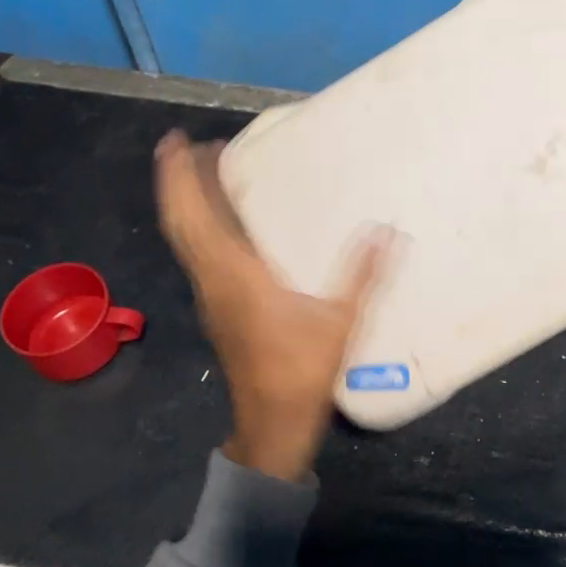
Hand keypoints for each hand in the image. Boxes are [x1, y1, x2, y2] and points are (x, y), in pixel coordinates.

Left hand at [155, 130, 389, 481]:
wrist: (271, 425)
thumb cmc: (301, 372)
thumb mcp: (341, 321)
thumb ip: (363, 273)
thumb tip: (388, 229)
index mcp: (236, 275)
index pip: (197, 217)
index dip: (184, 178)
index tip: (181, 141)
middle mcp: (213, 279)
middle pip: (181, 222)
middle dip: (177, 180)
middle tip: (185, 144)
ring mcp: (210, 295)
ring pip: (185, 238)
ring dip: (185, 201)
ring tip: (200, 170)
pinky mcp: (216, 307)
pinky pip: (196, 252)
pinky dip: (196, 223)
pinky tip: (218, 218)